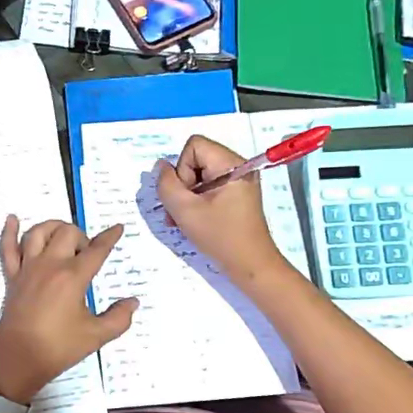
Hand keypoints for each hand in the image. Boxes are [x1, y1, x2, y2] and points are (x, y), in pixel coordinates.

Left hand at [0, 215, 138, 403]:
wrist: (18, 360)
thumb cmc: (59, 348)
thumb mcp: (96, 336)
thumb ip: (119, 318)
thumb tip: (133, 302)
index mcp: (72, 277)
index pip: (96, 250)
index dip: (109, 237)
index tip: (117, 228)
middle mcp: (49, 265)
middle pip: (67, 233)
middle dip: (82, 236)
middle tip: (87, 254)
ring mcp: (27, 269)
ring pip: (38, 232)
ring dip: (53, 228)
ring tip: (62, 235)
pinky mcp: (11, 277)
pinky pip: (7, 248)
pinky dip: (9, 231)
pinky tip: (12, 219)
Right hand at [152, 135, 294, 285]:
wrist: (251, 266)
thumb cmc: (221, 237)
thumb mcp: (184, 210)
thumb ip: (166, 184)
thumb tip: (162, 167)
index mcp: (231, 163)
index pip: (194, 146)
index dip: (183, 169)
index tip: (188, 196)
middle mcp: (238, 166)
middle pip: (196, 159)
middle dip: (183, 185)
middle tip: (181, 211)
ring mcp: (238, 181)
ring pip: (199, 175)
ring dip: (186, 196)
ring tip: (182, 220)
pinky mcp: (236, 195)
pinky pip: (209, 187)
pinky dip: (197, 201)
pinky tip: (192, 221)